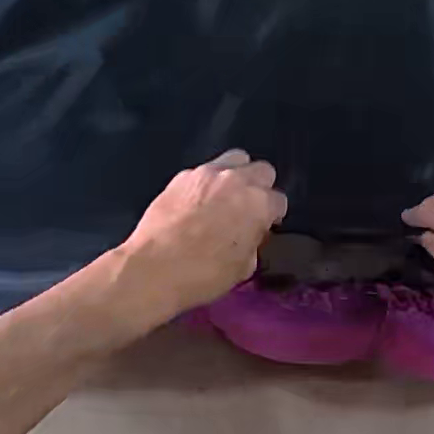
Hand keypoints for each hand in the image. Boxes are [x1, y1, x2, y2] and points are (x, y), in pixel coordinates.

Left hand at [105, 150, 287, 323]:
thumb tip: (249, 235)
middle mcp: (238, 181)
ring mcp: (208, 174)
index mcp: (260, 204)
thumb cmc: (203, 275)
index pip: (279, 201)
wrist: (153, 269)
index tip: (264, 225)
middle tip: (248, 207)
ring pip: (236, 159)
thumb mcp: (243, 268)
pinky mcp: (182, 176)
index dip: (273, 215)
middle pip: (263, 170)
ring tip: (226, 195)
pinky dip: (207, 182)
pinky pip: (204, 171)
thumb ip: (253, 242)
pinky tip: (197, 202)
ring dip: (237, 175)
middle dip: (260, 187)